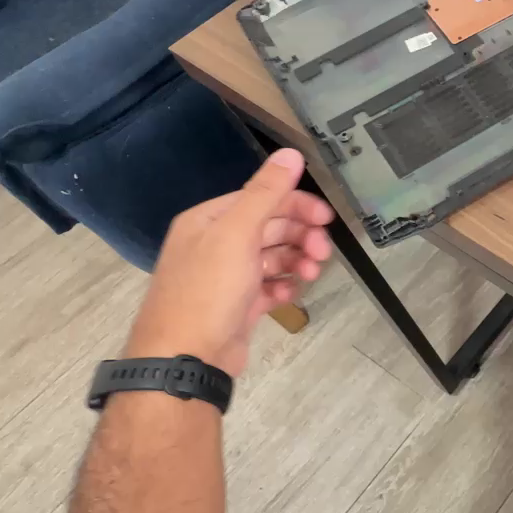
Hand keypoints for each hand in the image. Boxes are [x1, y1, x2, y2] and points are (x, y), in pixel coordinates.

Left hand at [126, 150, 334, 377]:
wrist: (185, 360)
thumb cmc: (208, 291)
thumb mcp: (238, 234)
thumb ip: (266, 192)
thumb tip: (291, 153)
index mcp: (209, 220)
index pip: (262, 199)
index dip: (298, 205)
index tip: (327, 220)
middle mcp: (214, 243)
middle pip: (271, 227)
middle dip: (302, 237)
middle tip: (324, 253)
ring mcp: (226, 276)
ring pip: (274, 257)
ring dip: (297, 261)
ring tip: (312, 275)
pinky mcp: (237, 305)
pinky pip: (269, 285)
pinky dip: (284, 286)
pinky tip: (290, 293)